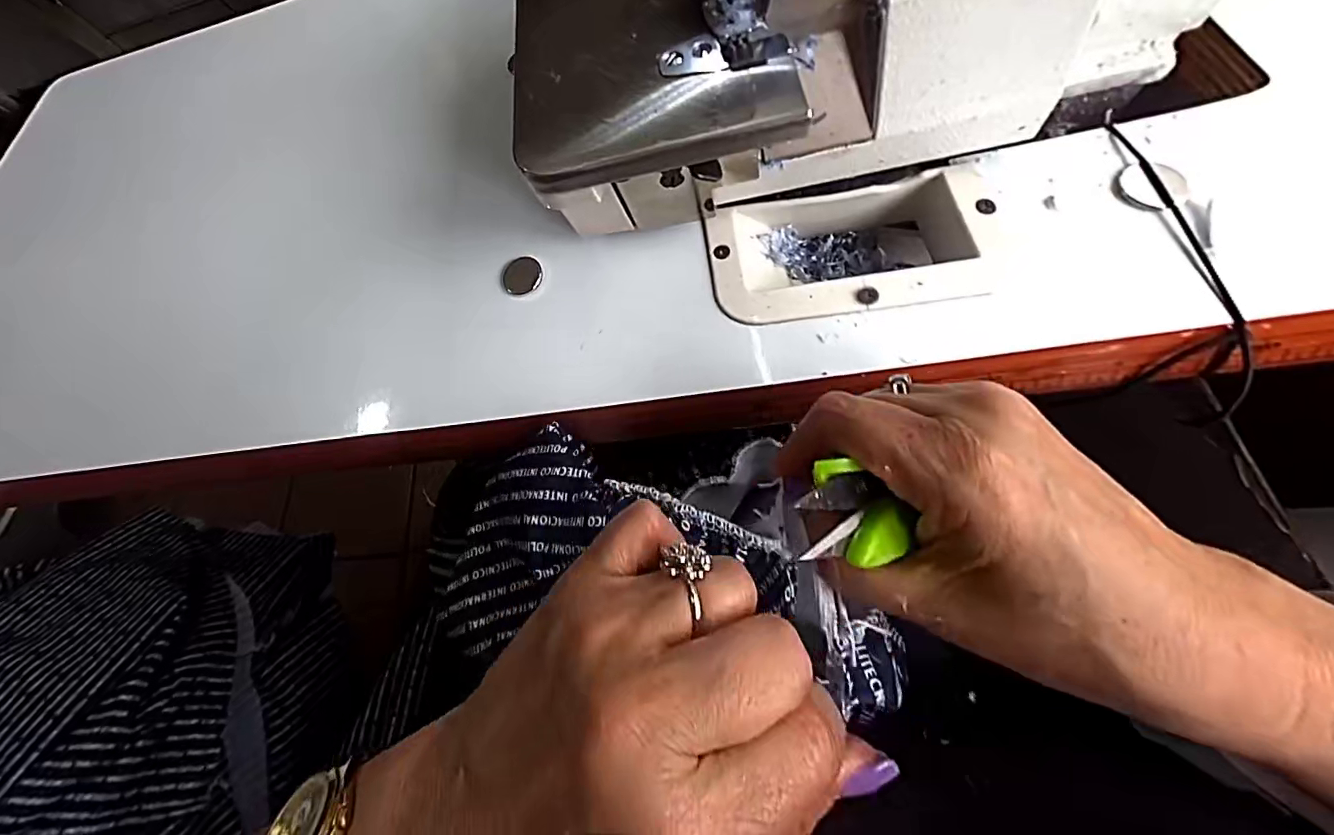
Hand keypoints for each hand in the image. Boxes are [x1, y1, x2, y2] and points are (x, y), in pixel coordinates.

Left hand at [355, 501, 874, 833]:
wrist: (468, 817)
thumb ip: (792, 806)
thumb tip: (865, 749)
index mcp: (680, 818)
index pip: (816, 737)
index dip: (810, 738)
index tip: (778, 743)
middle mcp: (643, 711)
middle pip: (783, 646)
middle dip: (772, 678)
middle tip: (726, 703)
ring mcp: (605, 631)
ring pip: (732, 580)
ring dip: (722, 620)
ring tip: (681, 657)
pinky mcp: (574, 583)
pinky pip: (657, 527)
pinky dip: (666, 557)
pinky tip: (651, 605)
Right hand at [779, 382, 1333, 834]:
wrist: (1183, 621)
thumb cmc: (1074, 628)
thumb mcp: (944, 608)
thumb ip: (857, 565)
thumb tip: (815, 537)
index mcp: (956, 460)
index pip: (841, 418)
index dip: (799, 447)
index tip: (790, 483)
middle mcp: (977, 413)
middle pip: (865, 408)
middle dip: (837, 457)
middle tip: (841, 516)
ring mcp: (1001, 405)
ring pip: (896, 407)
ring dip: (873, 451)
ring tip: (891, 514)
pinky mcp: (1015, 412)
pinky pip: (932, 411)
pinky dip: (909, 445)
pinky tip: (928, 496)